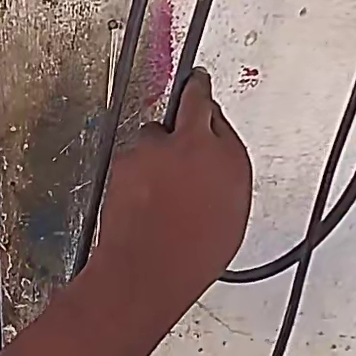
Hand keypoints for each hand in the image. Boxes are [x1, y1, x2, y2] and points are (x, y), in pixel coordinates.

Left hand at [90, 70, 252, 303]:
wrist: (149, 267)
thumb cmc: (191, 253)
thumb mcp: (229, 214)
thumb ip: (220, 175)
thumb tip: (211, 166)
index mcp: (229, 158)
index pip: (220, 116)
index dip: (209, 108)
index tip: (205, 95)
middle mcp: (194, 145)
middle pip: (191, 104)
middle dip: (191, 96)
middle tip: (192, 89)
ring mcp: (156, 149)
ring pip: (153, 136)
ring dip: (155, 151)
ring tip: (155, 187)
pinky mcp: (126, 160)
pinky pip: (132, 158)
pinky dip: (134, 172)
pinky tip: (139, 197)